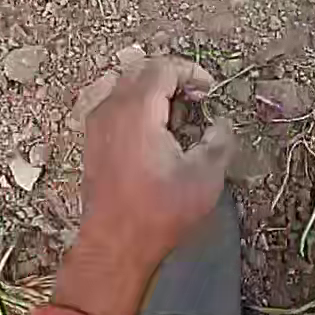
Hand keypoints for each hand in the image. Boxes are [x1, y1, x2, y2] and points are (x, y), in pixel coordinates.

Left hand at [52, 57, 234, 314]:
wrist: (116, 245)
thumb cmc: (162, 208)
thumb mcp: (206, 173)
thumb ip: (219, 139)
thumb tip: (220, 125)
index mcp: (136, 111)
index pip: (162, 68)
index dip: (191, 72)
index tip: (210, 91)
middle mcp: (110, 110)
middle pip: (140, 71)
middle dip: (173, 77)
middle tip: (198, 97)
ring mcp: (97, 126)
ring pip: (125, 86)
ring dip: (155, 91)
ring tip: (180, 113)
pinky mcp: (94, 142)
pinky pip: (116, 105)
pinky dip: (140, 105)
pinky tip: (158, 131)